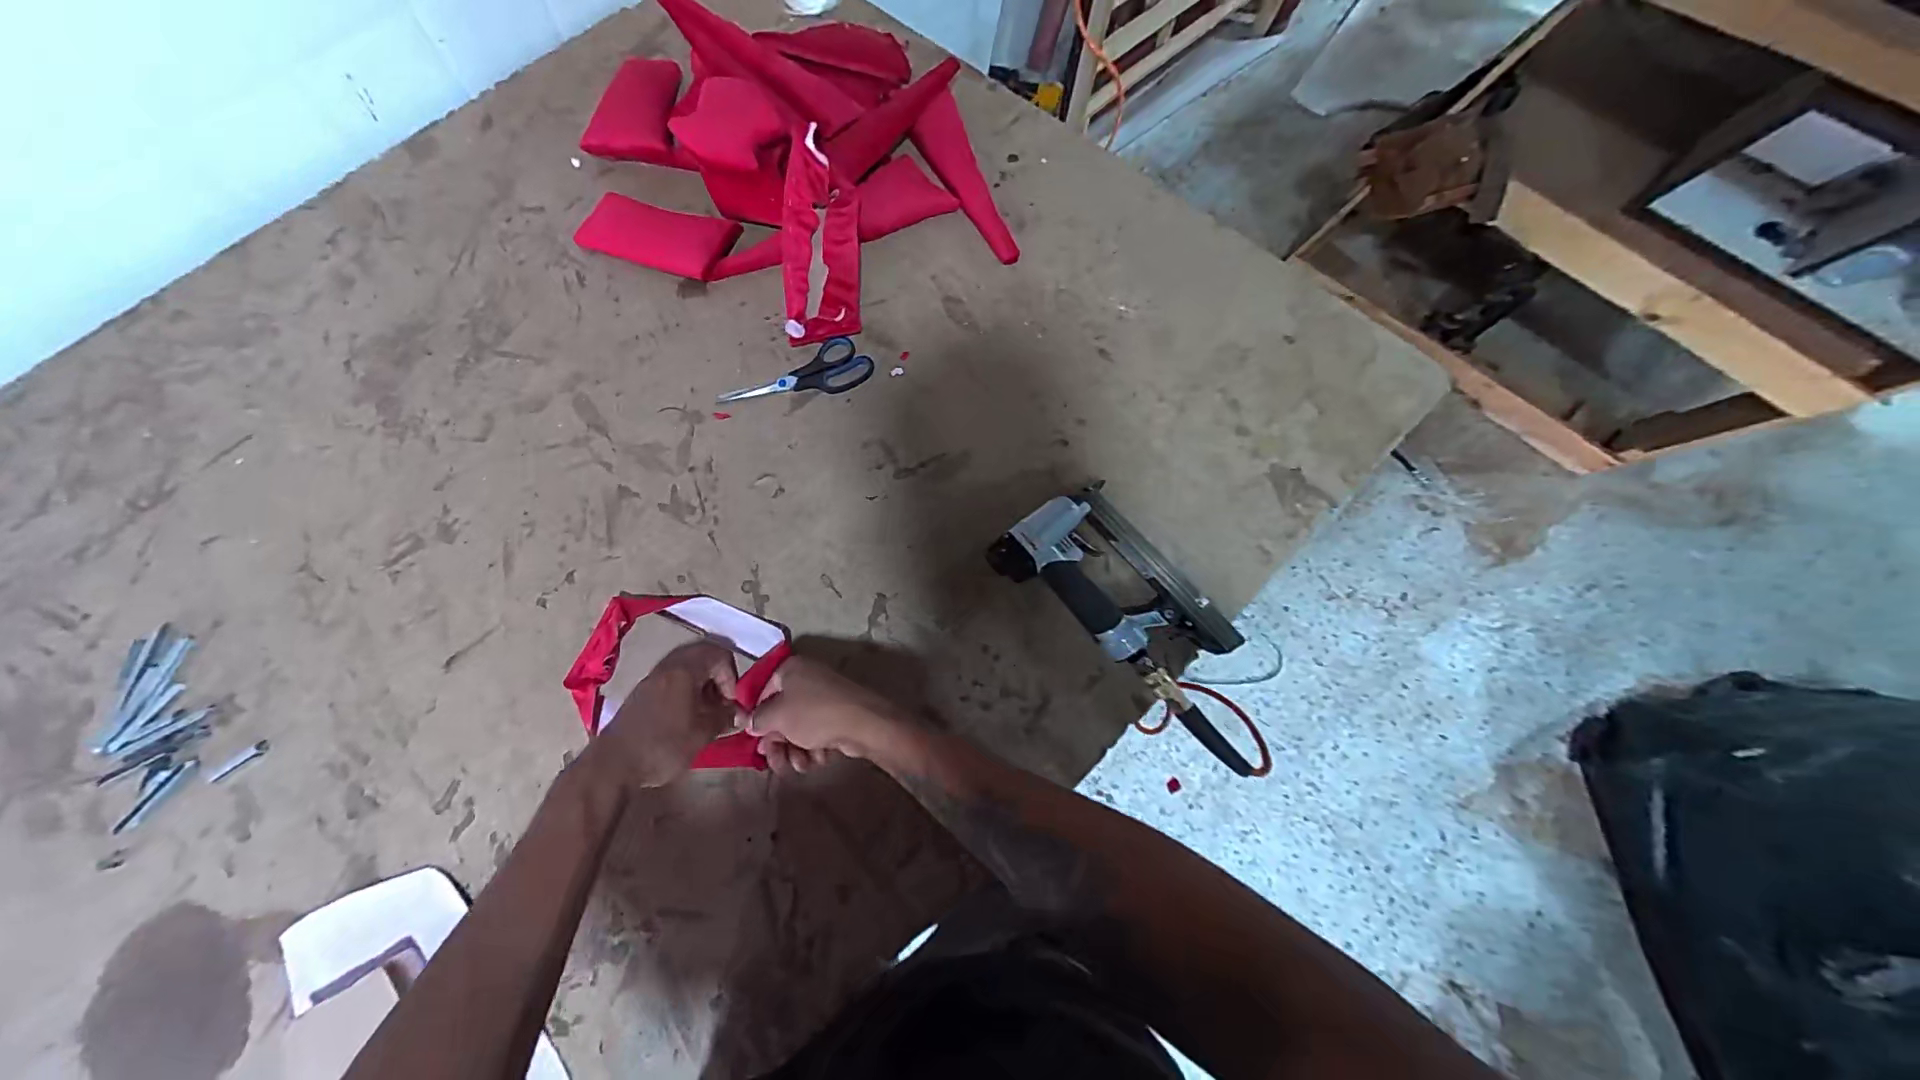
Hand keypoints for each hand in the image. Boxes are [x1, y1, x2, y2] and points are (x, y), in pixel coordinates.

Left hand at [586, 641, 738, 790]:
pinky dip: (686, 689)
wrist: (613, 765)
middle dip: (718, 676)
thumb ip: (725, 717)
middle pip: (702, 655)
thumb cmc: (662, 746)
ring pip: (686, 667)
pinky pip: (672, 678)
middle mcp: (667, 667)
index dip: (732, 676)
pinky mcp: (642, 693)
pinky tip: (687, 716)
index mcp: (684, 670)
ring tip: (707, 711)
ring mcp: (652, 678)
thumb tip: (739, 714)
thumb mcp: (702, 733)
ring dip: (702, 683)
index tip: (730, 702)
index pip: (719, 654)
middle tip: (722, 702)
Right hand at [746, 656, 907, 775]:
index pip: (761, 691)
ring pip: (797, 729)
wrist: (864, 724)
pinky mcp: (837, 717)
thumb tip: (748, 722)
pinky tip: (819, 757)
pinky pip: (816, 734)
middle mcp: (807, 679)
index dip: (754, 717)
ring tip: (801, 764)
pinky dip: (814, 748)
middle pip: (780, 715)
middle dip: (777, 743)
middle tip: (776, 761)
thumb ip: (757, 719)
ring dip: (795, 751)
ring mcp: (824, 699)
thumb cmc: (814, 714)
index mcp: (790, 669)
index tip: (751, 738)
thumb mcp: (777, 716)